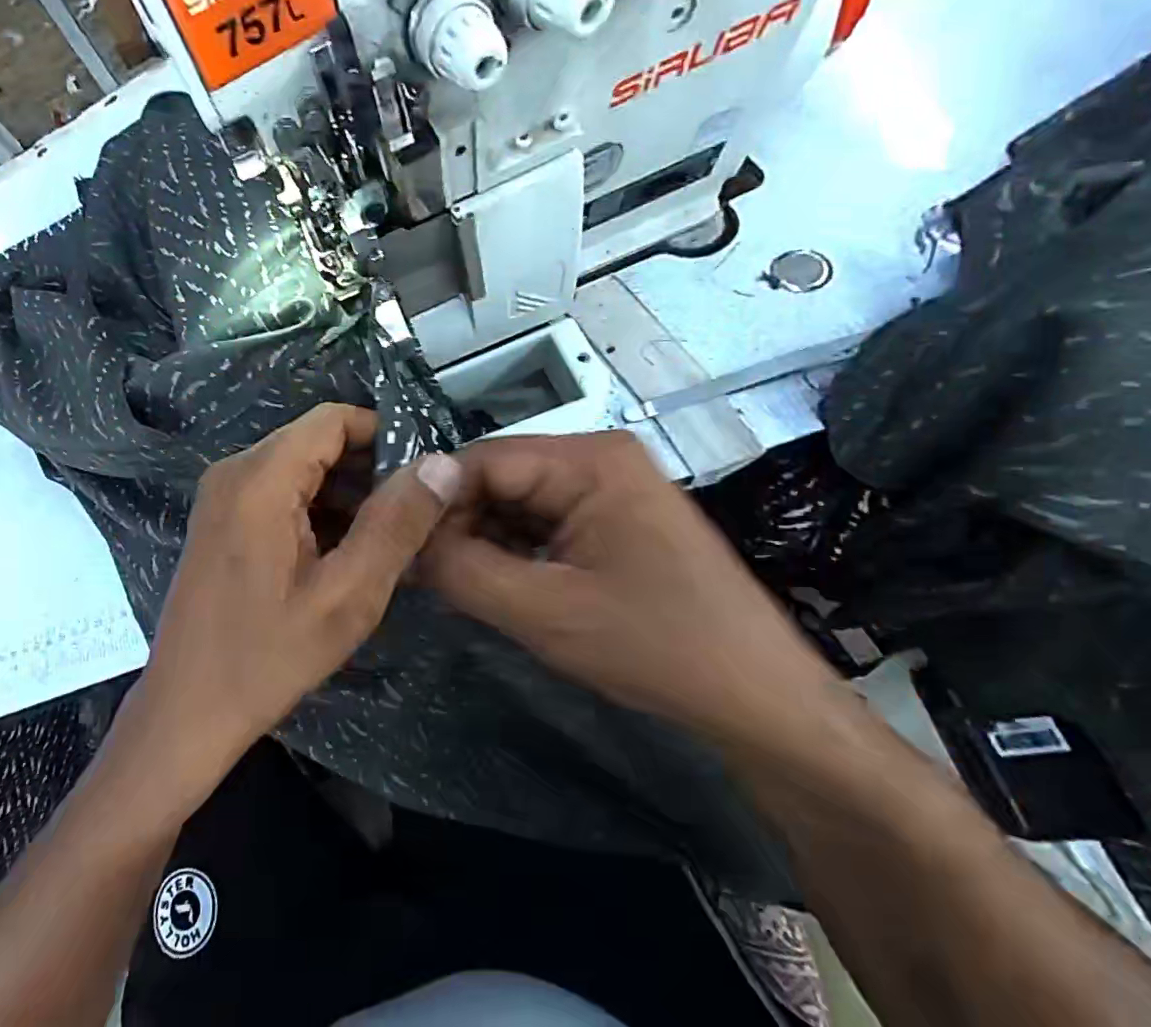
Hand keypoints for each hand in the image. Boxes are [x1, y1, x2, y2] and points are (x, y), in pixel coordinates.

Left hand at [110, 404, 460, 804]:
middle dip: (373, 470)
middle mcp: (235, 474)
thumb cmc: (268, 657)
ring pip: (304, 471)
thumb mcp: (348, 594)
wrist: (188, 714)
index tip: (426, 478)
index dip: (387, 436)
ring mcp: (223, 499)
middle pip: (319, 443)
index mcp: (259, 479)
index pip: (334, 420)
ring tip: (393, 539)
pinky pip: (284, 497)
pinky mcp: (223, 525)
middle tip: (418, 515)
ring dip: (351, 496)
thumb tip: (443, 464)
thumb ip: (397, 523)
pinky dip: (323, 514)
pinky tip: (352, 554)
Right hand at [420, 432, 839, 747]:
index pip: (483, 459)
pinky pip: (553, 525)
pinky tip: (501, 586)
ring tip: (455, 586)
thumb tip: (408, 541)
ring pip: (525, 505)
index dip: (434, 501)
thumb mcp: (543, 611)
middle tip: (421, 575)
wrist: (753, 691)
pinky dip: (520, 553)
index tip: (397, 546)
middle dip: (461, 525)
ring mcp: (616, 490)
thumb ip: (464, 569)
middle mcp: (602, 459)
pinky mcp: (621, 523)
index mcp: (590, 459)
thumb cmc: (654, 645)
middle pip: (504, 479)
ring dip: (489, 542)